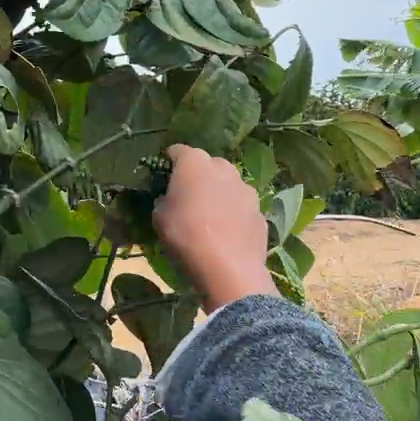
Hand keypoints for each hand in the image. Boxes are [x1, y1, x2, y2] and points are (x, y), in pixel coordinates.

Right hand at [152, 145, 276, 311]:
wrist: (229, 270)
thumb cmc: (186, 235)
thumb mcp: (159, 216)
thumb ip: (164, 200)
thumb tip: (170, 199)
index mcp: (194, 163)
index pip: (178, 150)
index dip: (170, 161)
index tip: (164, 174)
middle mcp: (223, 169)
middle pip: (209, 164)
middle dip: (199, 175)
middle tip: (188, 195)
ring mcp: (246, 190)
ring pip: (229, 184)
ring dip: (220, 193)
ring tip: (210, 216)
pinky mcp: (261, 213)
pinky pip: (242, 208)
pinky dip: (234, 214)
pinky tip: (227, 233)